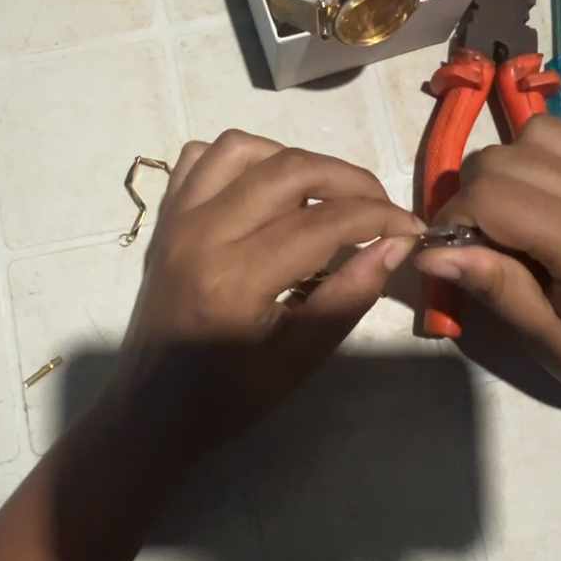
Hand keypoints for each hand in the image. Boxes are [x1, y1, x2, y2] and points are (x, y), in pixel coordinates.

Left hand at [106, 130, 422, 451]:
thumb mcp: (298, 361)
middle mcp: (202, 234)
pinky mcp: (164, 219)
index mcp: (236, 278)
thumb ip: (348, 297)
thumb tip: (395, 245)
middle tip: (379, 208)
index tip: (410, 227)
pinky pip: (200, 160)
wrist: (151, 411)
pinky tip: (263, 191)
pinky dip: (240, 161)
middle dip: (348, 179)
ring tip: (322, 195)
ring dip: (293, 161)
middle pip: (289, 170)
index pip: (323, 222)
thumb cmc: (227, 397)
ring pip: (241, 149)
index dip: (377, 217)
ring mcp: (177, 220)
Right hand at [414, 117, 560, 433]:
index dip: (453, 219)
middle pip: (505, 156)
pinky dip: (546, 155)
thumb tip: (428, 253)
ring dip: (509, 165)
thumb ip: (493, 286)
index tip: (450, 252)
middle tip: (478, 238)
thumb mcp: (550, 343)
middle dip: (473, 192)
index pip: (490, 196)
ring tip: (513, 212)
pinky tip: (548, 197)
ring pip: (538, 131)